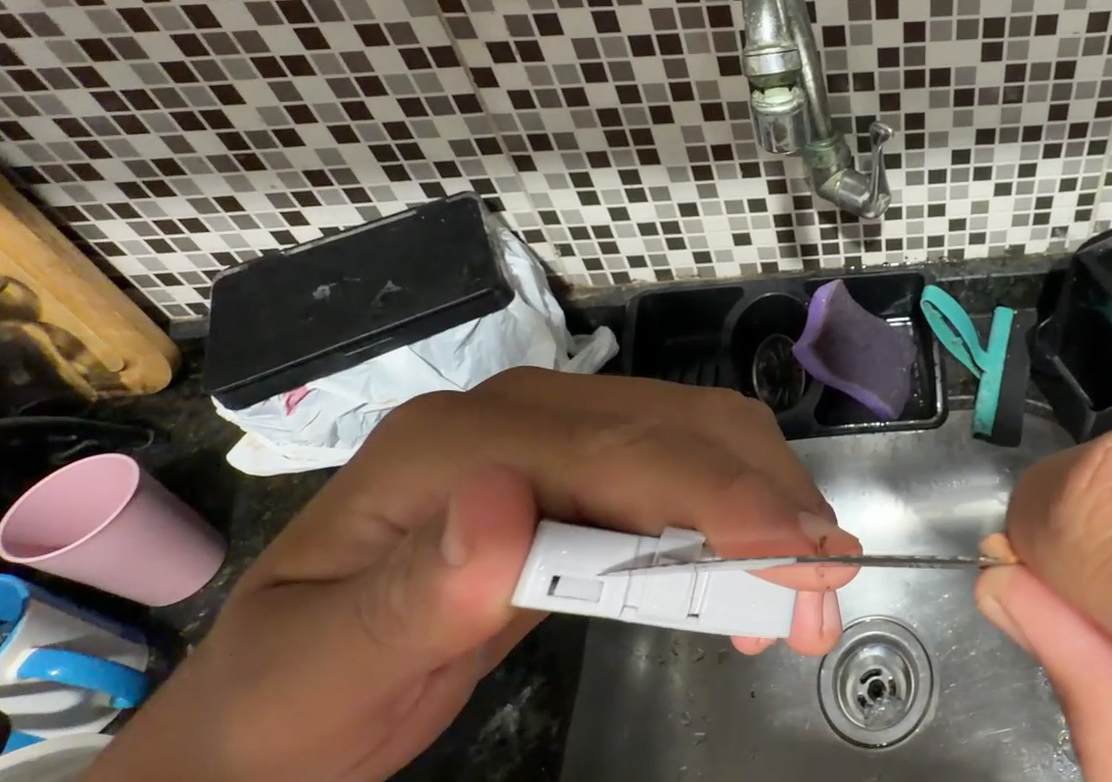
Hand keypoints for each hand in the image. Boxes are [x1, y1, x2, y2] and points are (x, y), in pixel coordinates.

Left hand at [84, 369, 859, 781]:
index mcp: (453, 441)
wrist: (285, 700)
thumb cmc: (293, 695)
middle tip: (826, 584)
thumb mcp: (320, 673)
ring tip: (811, 585)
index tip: (794, 551)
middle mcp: (518, 412)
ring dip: (768, 501)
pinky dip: (740, 513)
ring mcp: (559, 432)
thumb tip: (503, 504)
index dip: (715, 494)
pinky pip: (685, 469)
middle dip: (766, 497)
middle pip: (678, 425)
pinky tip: (758, 568)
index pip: (616, 448)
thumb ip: (409, 595)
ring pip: (699, 435)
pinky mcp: (587, 467)